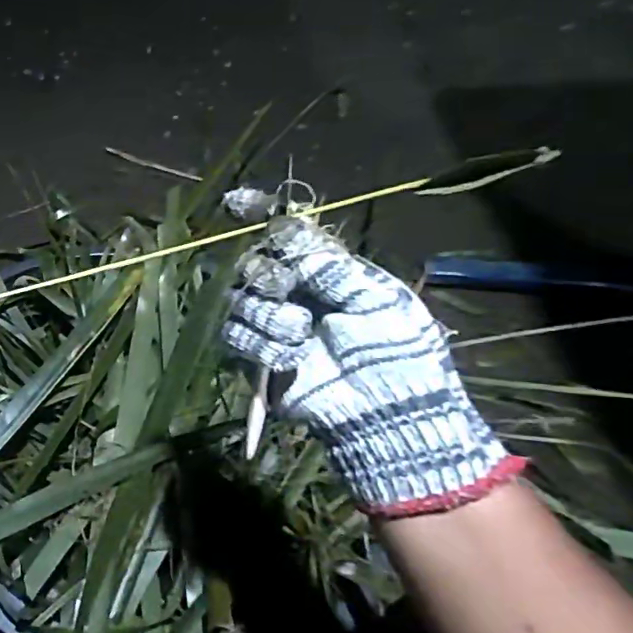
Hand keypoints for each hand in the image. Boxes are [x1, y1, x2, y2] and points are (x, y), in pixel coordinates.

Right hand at [221, 217, 523, 515]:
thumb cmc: (398, 354)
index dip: (273, 231)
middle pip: (253, 266)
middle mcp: (295, 296)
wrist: (388, 413)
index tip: (256, 218)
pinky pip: (234, 337)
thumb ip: (340, 272)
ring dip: (267, 314)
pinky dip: (259, 344)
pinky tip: (289, 357)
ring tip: (299, 332)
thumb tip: (298, 253)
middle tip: (285, 286)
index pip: (288, 241)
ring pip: (239, 301)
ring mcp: (273, 328)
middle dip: (266, 274)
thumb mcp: (385, 302)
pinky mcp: (257, 361)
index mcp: (327, 276)